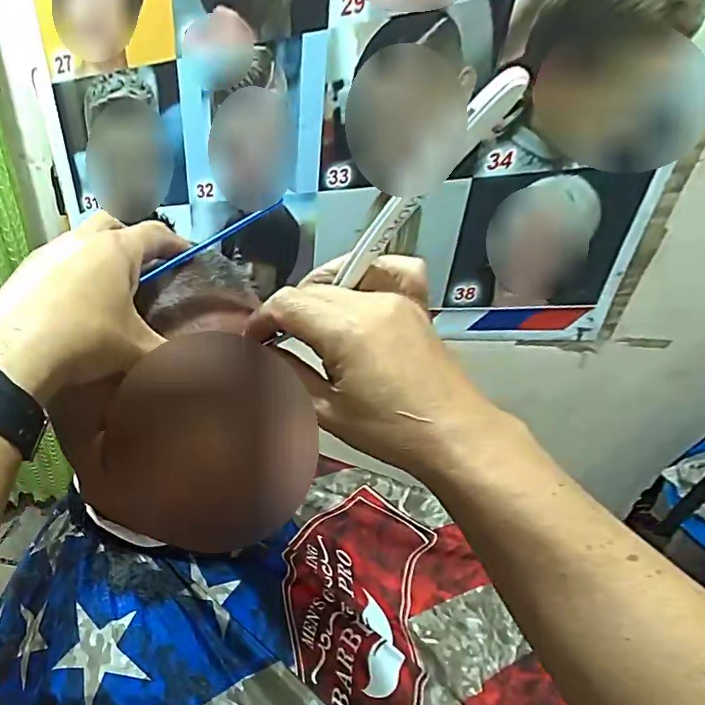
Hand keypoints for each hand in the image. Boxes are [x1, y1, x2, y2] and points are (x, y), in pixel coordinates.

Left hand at [0, 212, 186, 402]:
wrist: (15, 352)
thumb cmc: (85, 340)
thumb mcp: (135, 350)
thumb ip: (167, 353)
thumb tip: (192, 363)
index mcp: (117, 250)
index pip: (155, 233)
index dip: (176, 242)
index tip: (187, 254)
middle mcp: (82, 239)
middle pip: (113, 225)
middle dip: (130, 241)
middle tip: (141, 267)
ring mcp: (49, 251)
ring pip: (81, 241)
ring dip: (97, 257)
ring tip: (105, 289)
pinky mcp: (26, 269)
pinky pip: (57, 262)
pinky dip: (71, 275)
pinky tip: (72, 304)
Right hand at [245, 259, 508, 475]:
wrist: (453, 434)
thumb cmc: (390, 432)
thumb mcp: (329, 411)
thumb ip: (290, 376)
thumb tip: (262, 357)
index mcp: (347, 329)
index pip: (288, 303)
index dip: (261, 320)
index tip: (252, 343)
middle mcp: (372, 301)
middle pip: (311, 289)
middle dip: (285, 311)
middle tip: (275, 342)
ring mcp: (399, 298)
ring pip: (342, 276)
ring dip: (317, 294)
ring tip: (309, 324)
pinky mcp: (416, 304)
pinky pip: (389, 269)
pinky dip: (365, 274)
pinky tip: (355, 293)